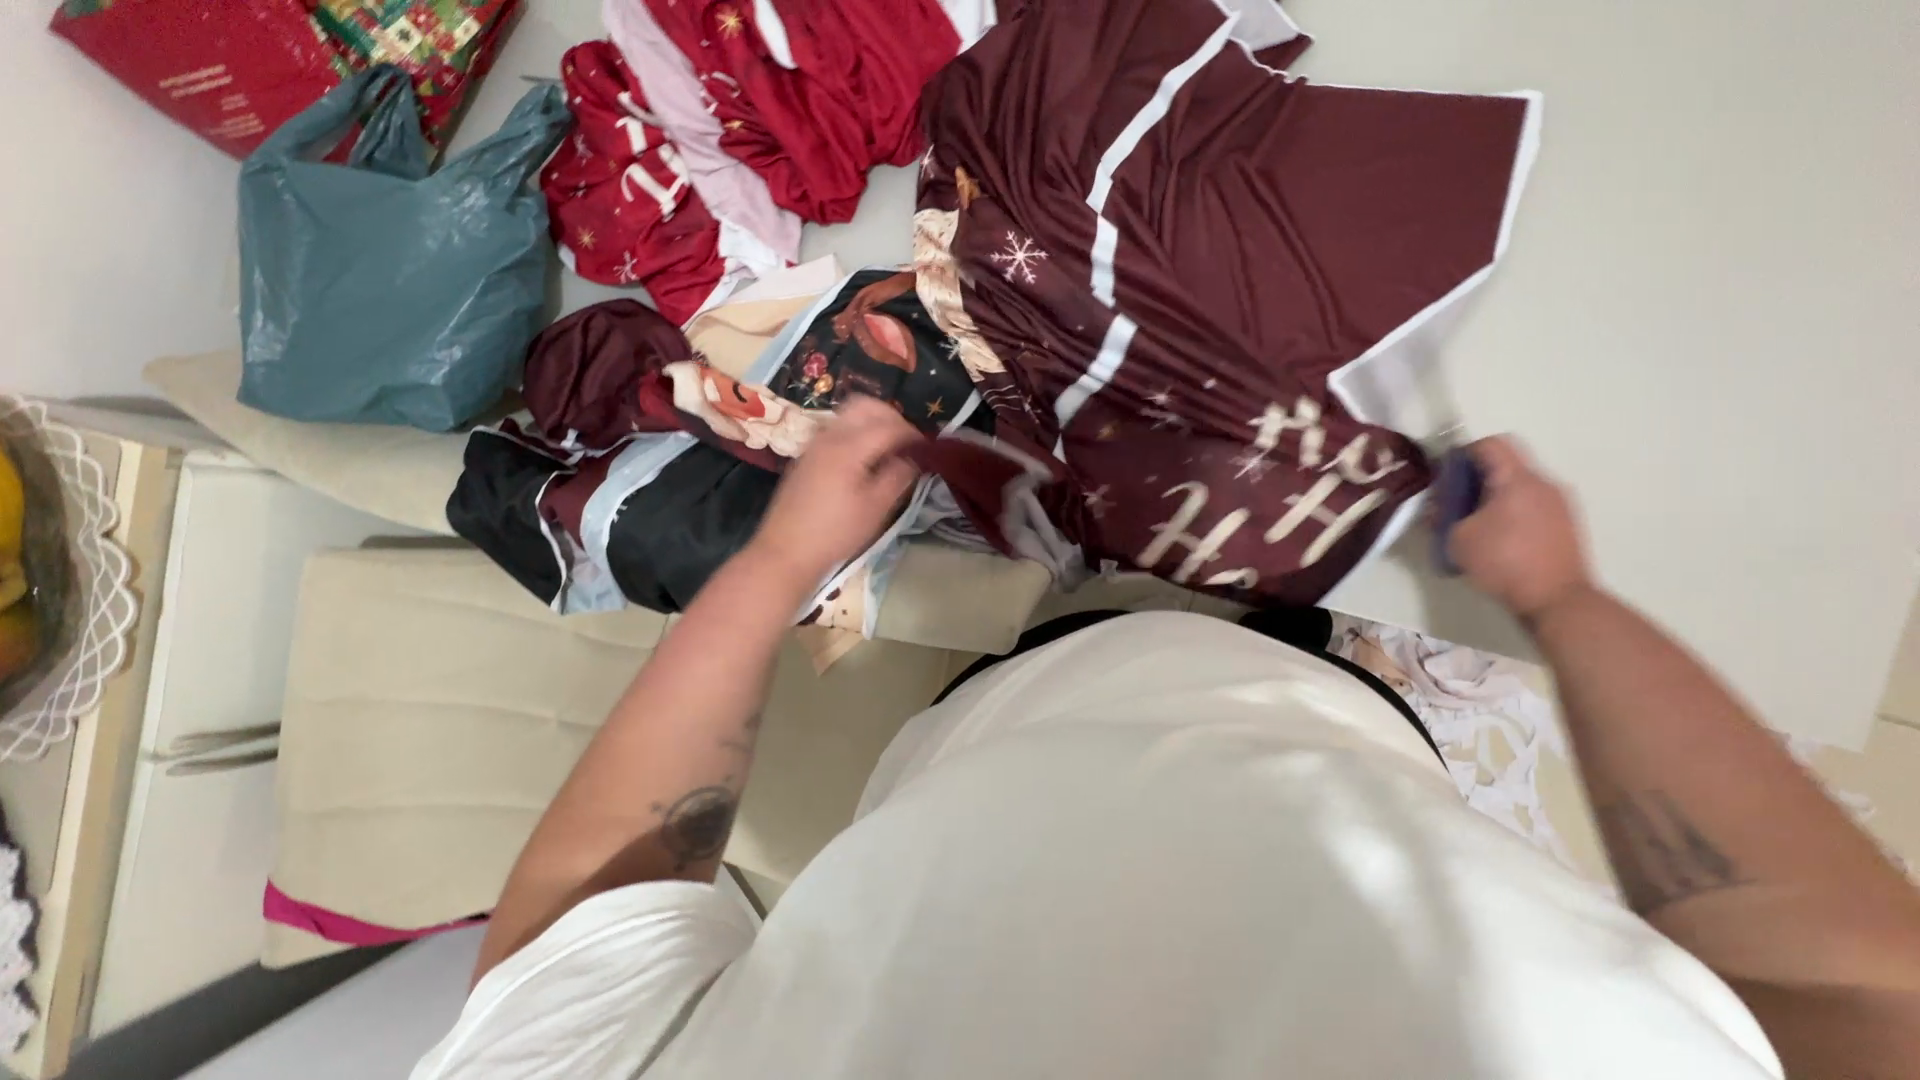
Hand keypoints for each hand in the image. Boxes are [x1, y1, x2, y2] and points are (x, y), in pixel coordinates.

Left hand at [746, 396, 922, 585]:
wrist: (785, 550)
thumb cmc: (835, 533)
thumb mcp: (875, 508)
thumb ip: (898, 476)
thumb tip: (913, 458)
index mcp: (849, 447)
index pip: (889, 425)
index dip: (912, 433)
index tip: (927, 448)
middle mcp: (830, 436)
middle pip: (866, 406)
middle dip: (892, 417)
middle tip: (907, 441)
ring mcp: (814, 444)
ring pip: (849, 415)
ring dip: (873, 423)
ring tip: (889, 450)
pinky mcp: (806, 456)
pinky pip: (837, 430)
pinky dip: (857, 433)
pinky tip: (865, 460)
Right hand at [1446, 436, 1594, 620]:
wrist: (1557, 599)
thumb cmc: (1504, 563)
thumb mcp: (1458, 539)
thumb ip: (1444, 515)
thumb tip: (1439, 505)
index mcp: (1517, 480)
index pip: (1490, 444)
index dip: (1463, 454)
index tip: (1446, 478)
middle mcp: (1544, 483)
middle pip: (1505, 463)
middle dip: (1475, 478)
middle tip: (1454, 503)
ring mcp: (1560, 502)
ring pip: (1518, 484)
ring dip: (1493, 495)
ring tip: (1474, 523)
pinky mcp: (1565, 522)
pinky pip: (1531, 502)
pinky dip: (1510, 509)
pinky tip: (1498, 537)